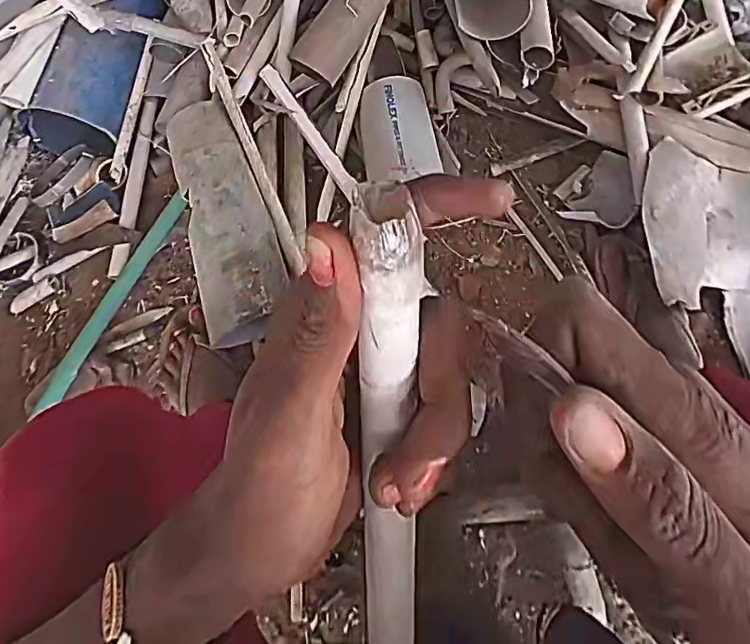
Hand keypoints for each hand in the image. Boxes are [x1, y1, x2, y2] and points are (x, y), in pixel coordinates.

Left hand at [118, 175, 511, 642]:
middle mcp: (357, 322)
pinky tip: (400, 481)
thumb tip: (327, 241)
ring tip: (395, 477)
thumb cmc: (258, 485)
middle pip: (438, 313)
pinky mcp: (402, 401)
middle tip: (410, 443)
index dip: (437, 203)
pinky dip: (436, 453)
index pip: (382, 231)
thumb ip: (317, 331)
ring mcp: (383, 363)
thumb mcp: (290, 413)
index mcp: (324, 304)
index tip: (491, 200)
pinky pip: (450, 408)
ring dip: (435, 434)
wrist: (260, 548)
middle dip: (439, 385)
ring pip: (451, 369)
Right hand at [511, 257, 749, 643]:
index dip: (525, 355)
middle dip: (529, 415)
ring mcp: (666, 417)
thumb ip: (658, 502)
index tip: (521, 431)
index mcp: (693, 419)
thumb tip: (567, 401)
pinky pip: (580, 436)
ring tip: (593, 528)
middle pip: (554, 347)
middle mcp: (676, 398)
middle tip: (564, 499)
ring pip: (559, 389)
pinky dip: (568, 473)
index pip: (573, 313)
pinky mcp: (658, 444)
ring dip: (547, 451)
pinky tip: (601, 525)